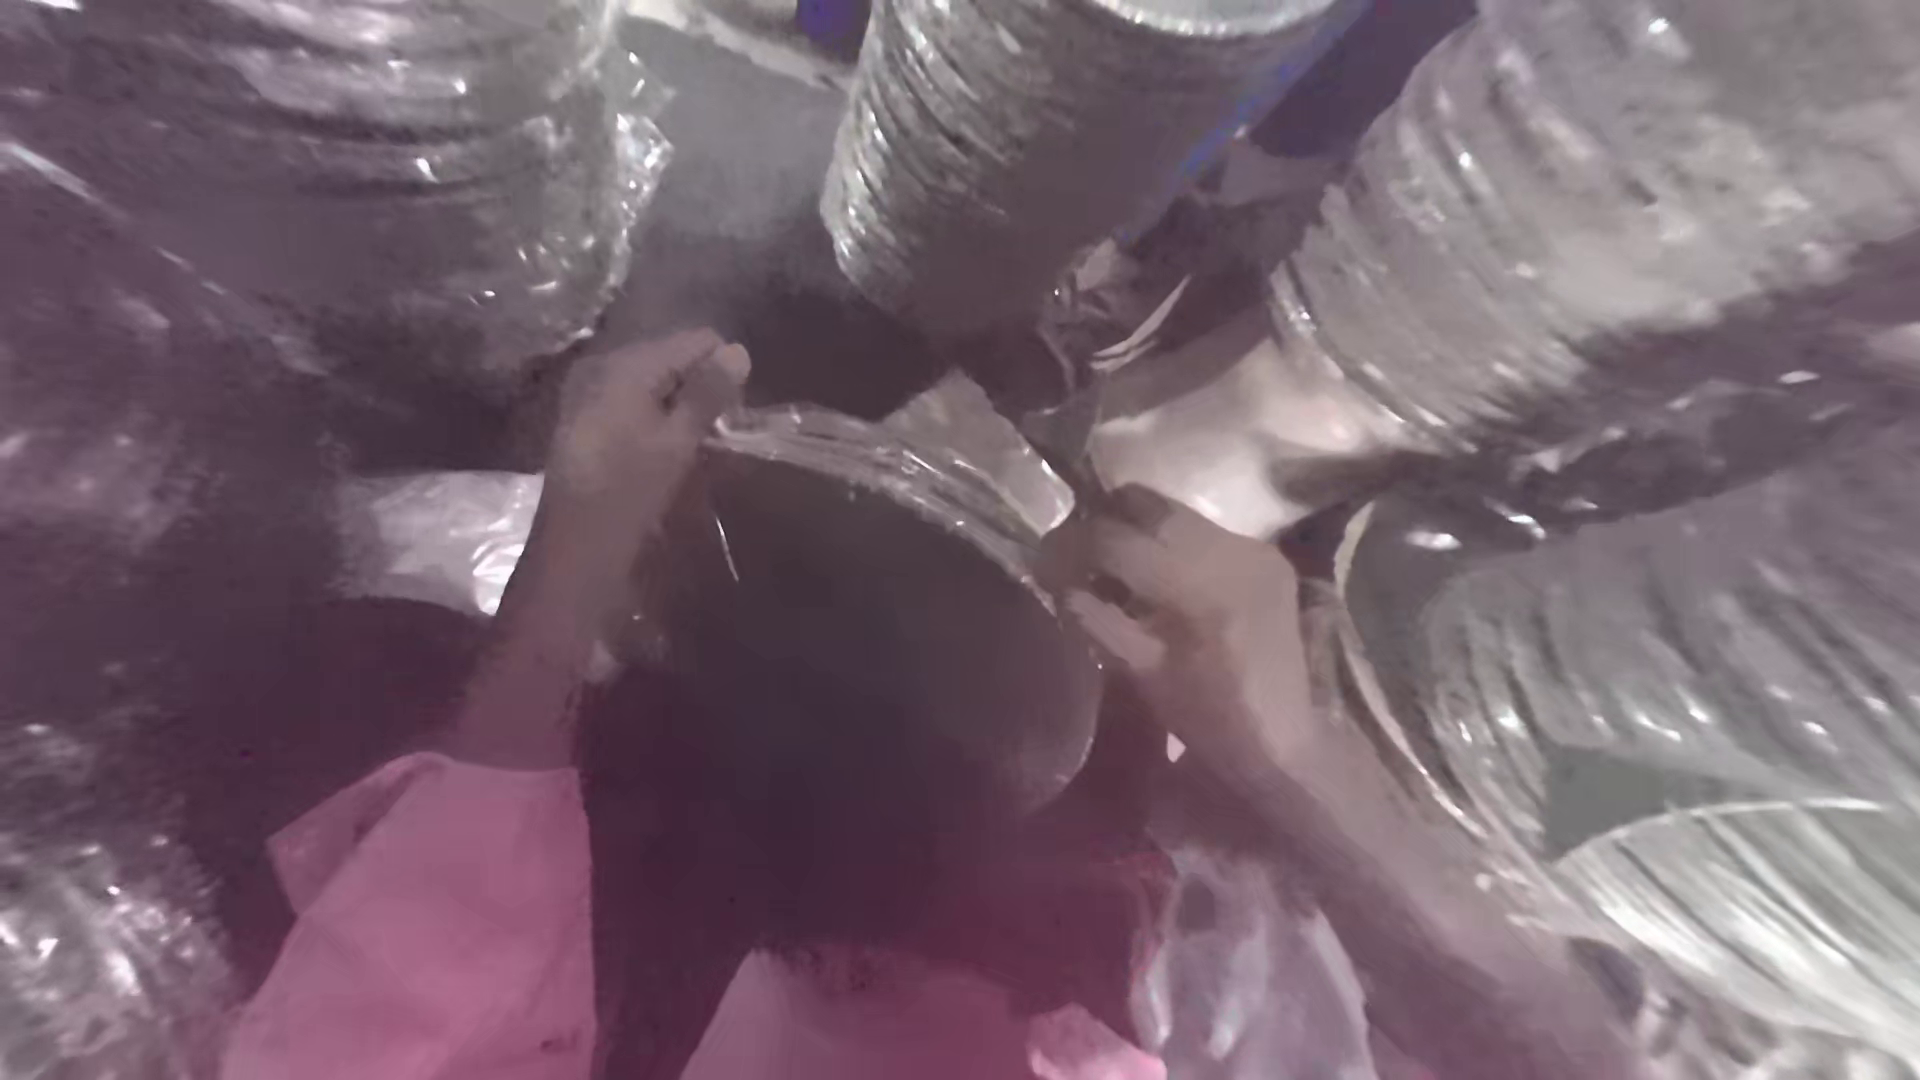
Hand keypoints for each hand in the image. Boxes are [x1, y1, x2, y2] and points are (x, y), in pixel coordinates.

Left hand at [518, 329, 749, 621]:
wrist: (576, 540)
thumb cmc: (631, 489)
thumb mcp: (678, 440)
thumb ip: (708, 393)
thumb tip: (739, 350)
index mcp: (628, 364)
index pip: (697, 340)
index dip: (724, 371)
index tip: (730, 415)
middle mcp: (605, 362)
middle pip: (674, 355)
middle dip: (702, 386)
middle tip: (713, 433)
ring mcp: (591, 386)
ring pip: (657, 377)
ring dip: (682, 403)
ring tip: (691, 443)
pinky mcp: (587, 411)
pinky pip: (636, 394)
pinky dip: (658, 412)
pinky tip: (663, 445)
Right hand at [1062, 486, 1314, 781]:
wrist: (1284, 740)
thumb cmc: (1207, 717)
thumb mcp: (1137, 670)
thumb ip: (1092, 617)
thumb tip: (1054, 580)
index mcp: (1201, 589)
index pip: (1115, 539)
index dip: (1069, 545)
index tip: (1043, 561)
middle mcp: (1233, 551)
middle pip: (1144, 503)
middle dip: (1099, 522)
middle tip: (1076, 554)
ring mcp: (1254, 547)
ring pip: (1171, 510)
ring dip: (1132, 528)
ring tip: (1112, 564)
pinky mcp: (1265, 552)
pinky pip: (1198, 528)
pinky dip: (1165, 541)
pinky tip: (1156, 575)